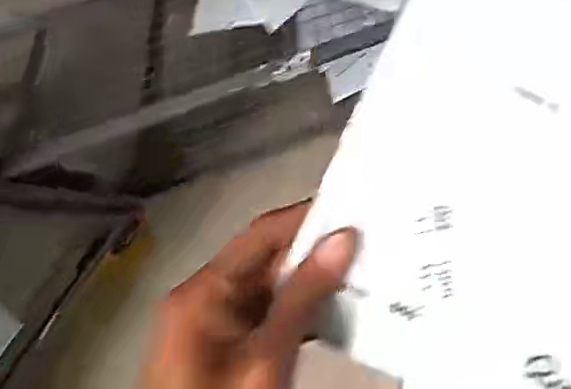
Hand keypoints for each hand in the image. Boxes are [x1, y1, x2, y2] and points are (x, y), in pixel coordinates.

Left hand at [141, 201, 358, 388]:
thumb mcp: (266, 362)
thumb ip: (305, 295)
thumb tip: (345, 236)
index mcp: (201, 294)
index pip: (263, 234)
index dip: (309, 217)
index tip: (358, 209)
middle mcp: (203, 300)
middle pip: (268, 258)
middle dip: (317, 251)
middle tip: (370, 240)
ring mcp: (213, 329)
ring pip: (273, 287)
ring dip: (314, 282)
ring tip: (365, 270)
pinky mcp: (226, 354)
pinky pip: (270, 315)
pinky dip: (302, 311)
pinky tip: (340, 312)